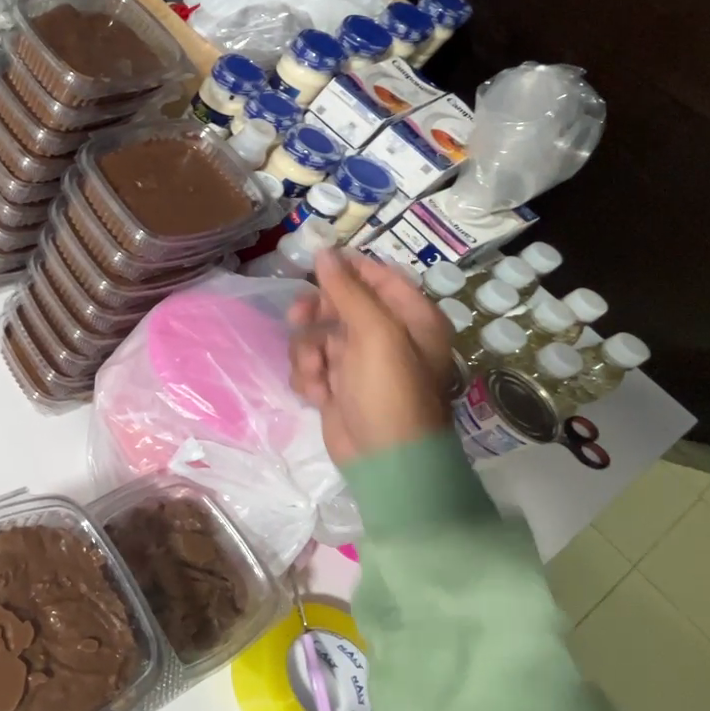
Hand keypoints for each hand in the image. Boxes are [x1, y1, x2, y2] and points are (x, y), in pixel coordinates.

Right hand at [288, 250, 454, 464]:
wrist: (383, 458)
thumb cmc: (389, 391)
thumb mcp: (373, 334)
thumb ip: (347, 290)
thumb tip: (324, 252)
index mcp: (411, 318)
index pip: (378, 276)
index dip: (346, 270)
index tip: (312, 267)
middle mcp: (386, 335)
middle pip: (339, 304)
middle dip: (315, 316)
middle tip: (298, 320)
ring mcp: (359, 362)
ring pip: (316, 335)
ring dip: (307, 353)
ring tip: (316, 375)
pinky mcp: (336, 384)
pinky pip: (309, 364)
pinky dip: (308, 377)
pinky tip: (318, 394)